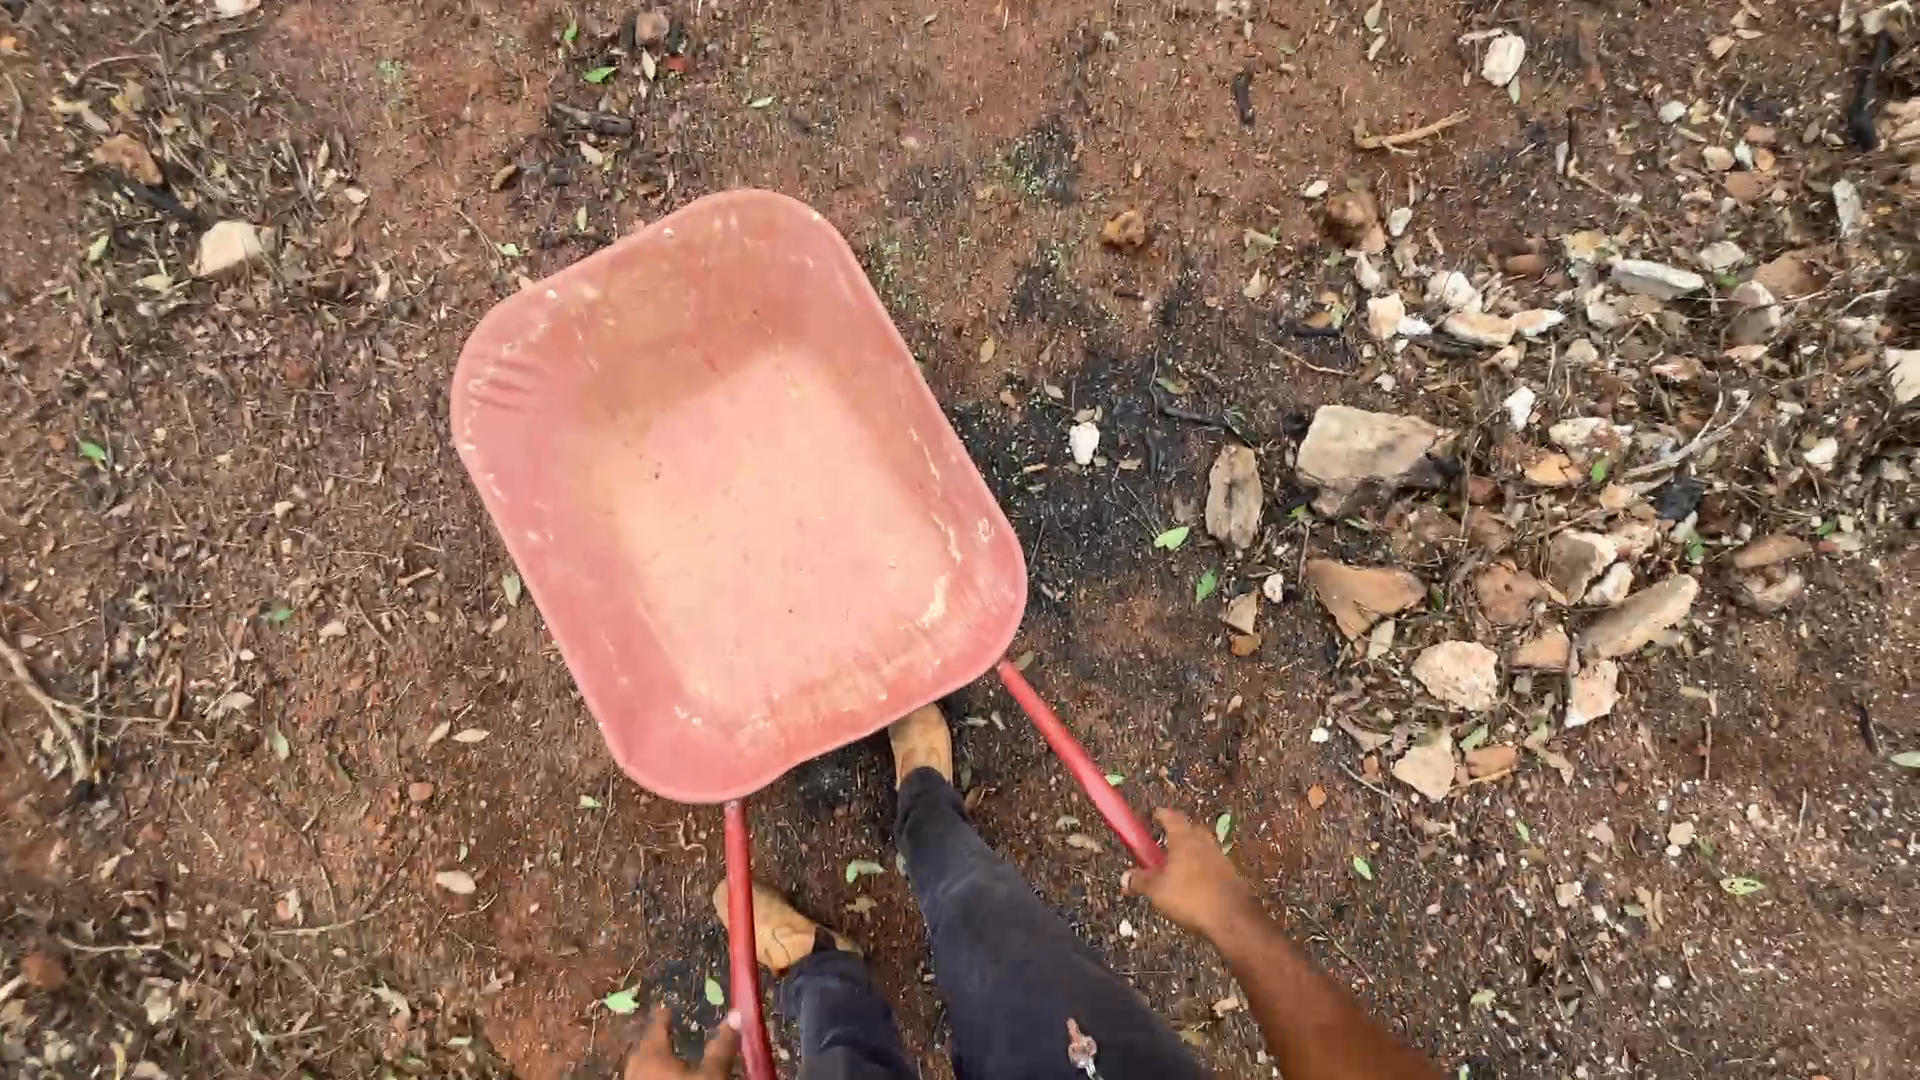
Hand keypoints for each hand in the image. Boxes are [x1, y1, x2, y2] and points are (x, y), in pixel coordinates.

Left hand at [624, 1006, 739, 1079]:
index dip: (663, 1018)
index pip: (657, 1029)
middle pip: (642, 1052)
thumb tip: (736, 1014)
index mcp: (653, 1058)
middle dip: (653, 1041)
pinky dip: (650, 1079)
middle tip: (664, 1032)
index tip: (666, 1007)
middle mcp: (637, 1073)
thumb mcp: (711, 1076)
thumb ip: (722, 1046)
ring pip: (638, 1072)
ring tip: (664, 1060)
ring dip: (650, 1063)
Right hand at [1124, 808, 1261, 940]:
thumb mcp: (1157, 890)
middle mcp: (1203, 842)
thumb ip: (1140, 881)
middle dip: (1178, 832)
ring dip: (1192, 851)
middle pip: (1190, 829)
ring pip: (1203, 847)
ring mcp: (1220, 858)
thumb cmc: (1190, 897)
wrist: (1233, 918)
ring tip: (1180, 866)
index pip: (1171, 817)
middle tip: (1166, 842)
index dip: (1161, 814)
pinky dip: (1204, 868)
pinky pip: (1214, 864)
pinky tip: (1197, 884)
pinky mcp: (1232, 875)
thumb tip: (1124, 878)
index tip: (1154, 815)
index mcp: (1183, 839)